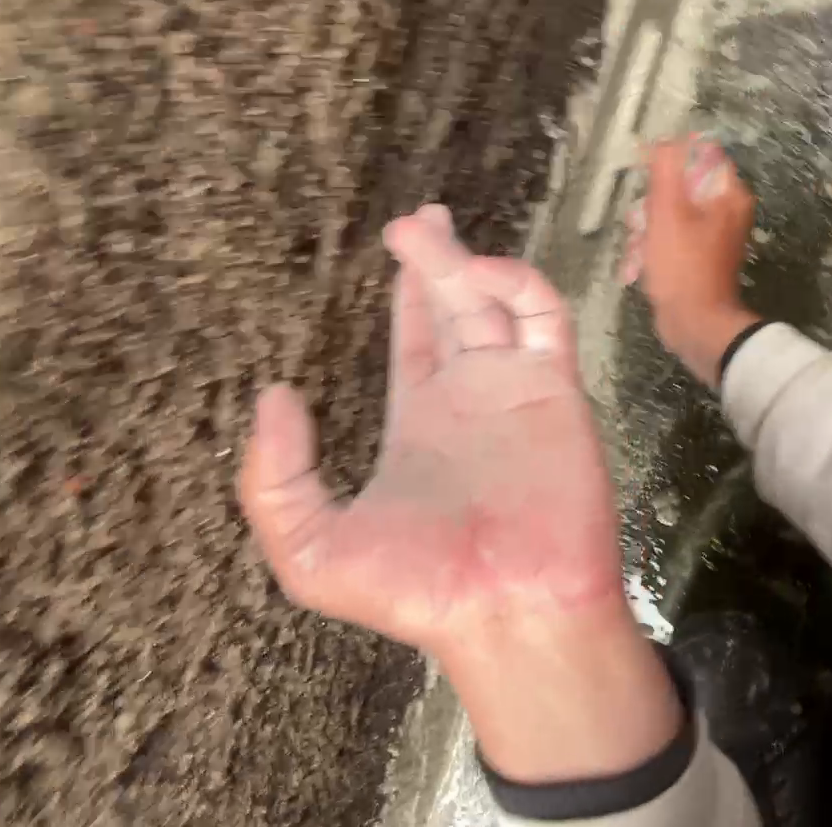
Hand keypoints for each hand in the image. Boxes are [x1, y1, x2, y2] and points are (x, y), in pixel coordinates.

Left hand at [239, 206, 680, 782]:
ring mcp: (517, 385)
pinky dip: (518, 284)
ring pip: (496, 301)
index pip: (415, 337)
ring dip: (467, 262)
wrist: (511, 613)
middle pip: (454, 305)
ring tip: (429, 229)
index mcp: (423, 418)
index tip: (400, 243)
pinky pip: (542, 318)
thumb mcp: (312, 547)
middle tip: (418, 218)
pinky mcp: (557, 385)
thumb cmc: (419, 588)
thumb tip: (274, 394)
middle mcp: (471, 393)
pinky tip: (479, 272)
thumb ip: (275, 478)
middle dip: (437, 259)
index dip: (407, 290)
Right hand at [623, 137, 762, 386]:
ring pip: (668, 214)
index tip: (647, 180)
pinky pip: (669, 239)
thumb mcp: (668, 210)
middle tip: (643, 225)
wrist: (694, 325)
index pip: (698, 155)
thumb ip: (666, 168)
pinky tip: (638, 267)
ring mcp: (711, 236)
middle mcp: (725, 210)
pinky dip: (651, 250)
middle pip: (678, 186)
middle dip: (650, 206)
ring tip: (639, 253)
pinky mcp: (697, 257)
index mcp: (727, 194)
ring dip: (645, 231)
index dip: (668, 162)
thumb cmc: (682, 266)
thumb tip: (665, 139)